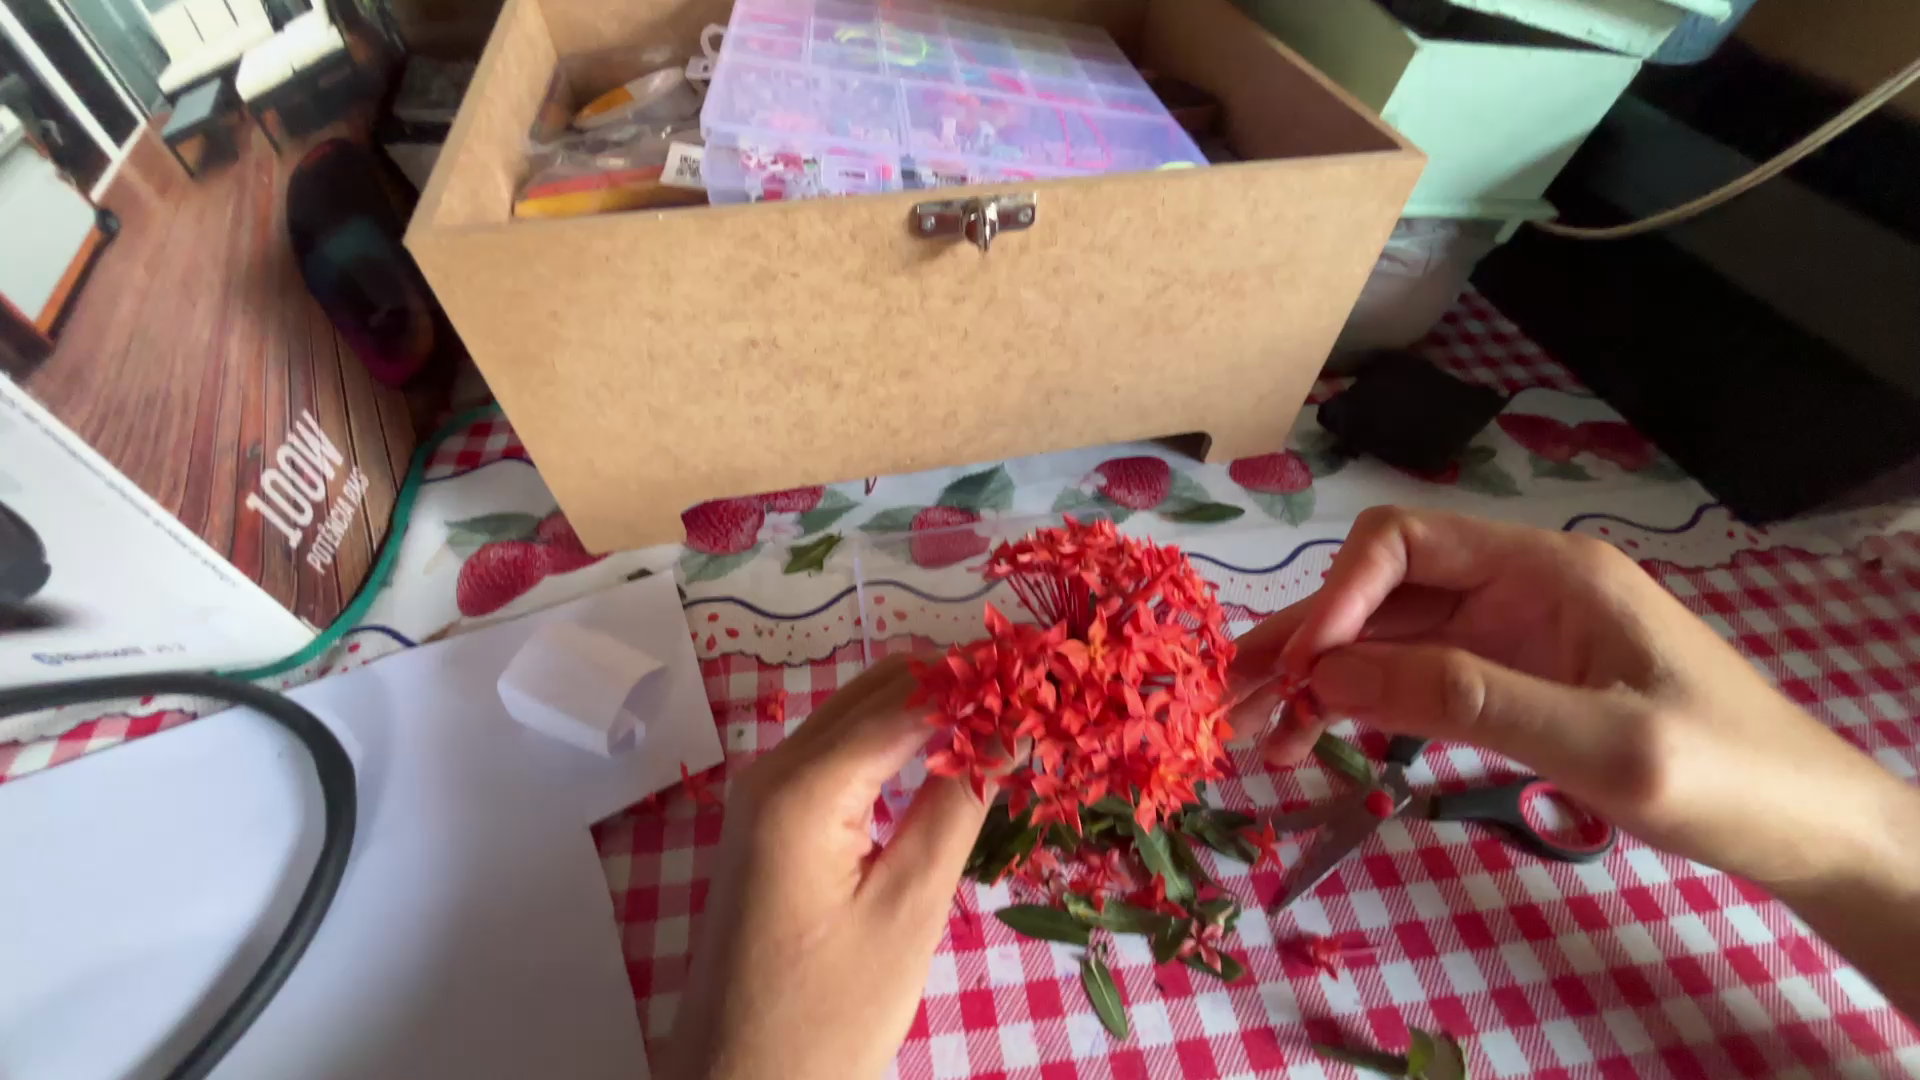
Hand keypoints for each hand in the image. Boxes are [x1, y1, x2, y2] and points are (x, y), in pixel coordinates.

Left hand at [663, 655, 987, 1079]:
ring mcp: (764, 789)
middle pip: (875, 690)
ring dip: (924, 701)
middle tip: (1021, 685)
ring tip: (994, 706)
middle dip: (950, 677)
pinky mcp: (770, 814)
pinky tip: (938, 743)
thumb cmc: (829, 1017)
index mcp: (802, 788)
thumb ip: (956, 806)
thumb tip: (1005, 731)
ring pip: (856, 712)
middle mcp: (773, 768)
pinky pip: (840, 748)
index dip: (972, 678)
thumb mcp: (908, 910)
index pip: (903, 700)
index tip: (1032, 668)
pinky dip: (894, 734)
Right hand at [1227, 507, 1919, 902]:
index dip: (1337, 595)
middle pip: (1370, 595)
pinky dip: (1347, 707)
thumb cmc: (1732, 779)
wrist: (1816, 838)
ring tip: (1255, 730)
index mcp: (1538, 568)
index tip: (1303, 667)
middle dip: (1300, 644)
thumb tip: (1327, 675)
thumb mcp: (1602, 744)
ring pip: (1372, 640)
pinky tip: (1308, 738)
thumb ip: (1461, 697)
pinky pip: (1397, 679)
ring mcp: (1493, 632)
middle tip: (1234, 695)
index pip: (1399, 543)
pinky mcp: (1489, 676)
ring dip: (1310, 681)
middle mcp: (1502, 586)